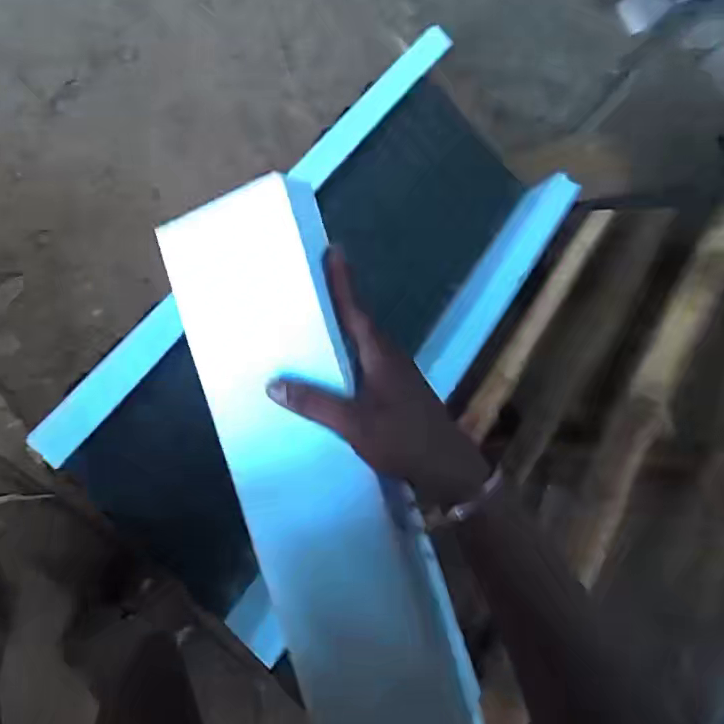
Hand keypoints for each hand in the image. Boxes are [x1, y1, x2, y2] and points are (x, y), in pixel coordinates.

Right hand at [267, 248, 489, 505]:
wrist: (450, 472)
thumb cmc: (405, 440)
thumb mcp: (354, 423)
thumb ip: (315, 403)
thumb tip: (273, 384)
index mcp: (380, 356)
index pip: (356, 311)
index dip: (343, 282)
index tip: (334, 251)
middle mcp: (388, 358)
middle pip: (358, 320)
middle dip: (337, 298)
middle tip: (311, 280)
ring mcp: (393, 375)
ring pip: (361, 342)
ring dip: (339, 327)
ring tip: (311, 318)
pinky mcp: (393, 391)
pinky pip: (361, 361)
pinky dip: (342, 352)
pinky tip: (327, 364)